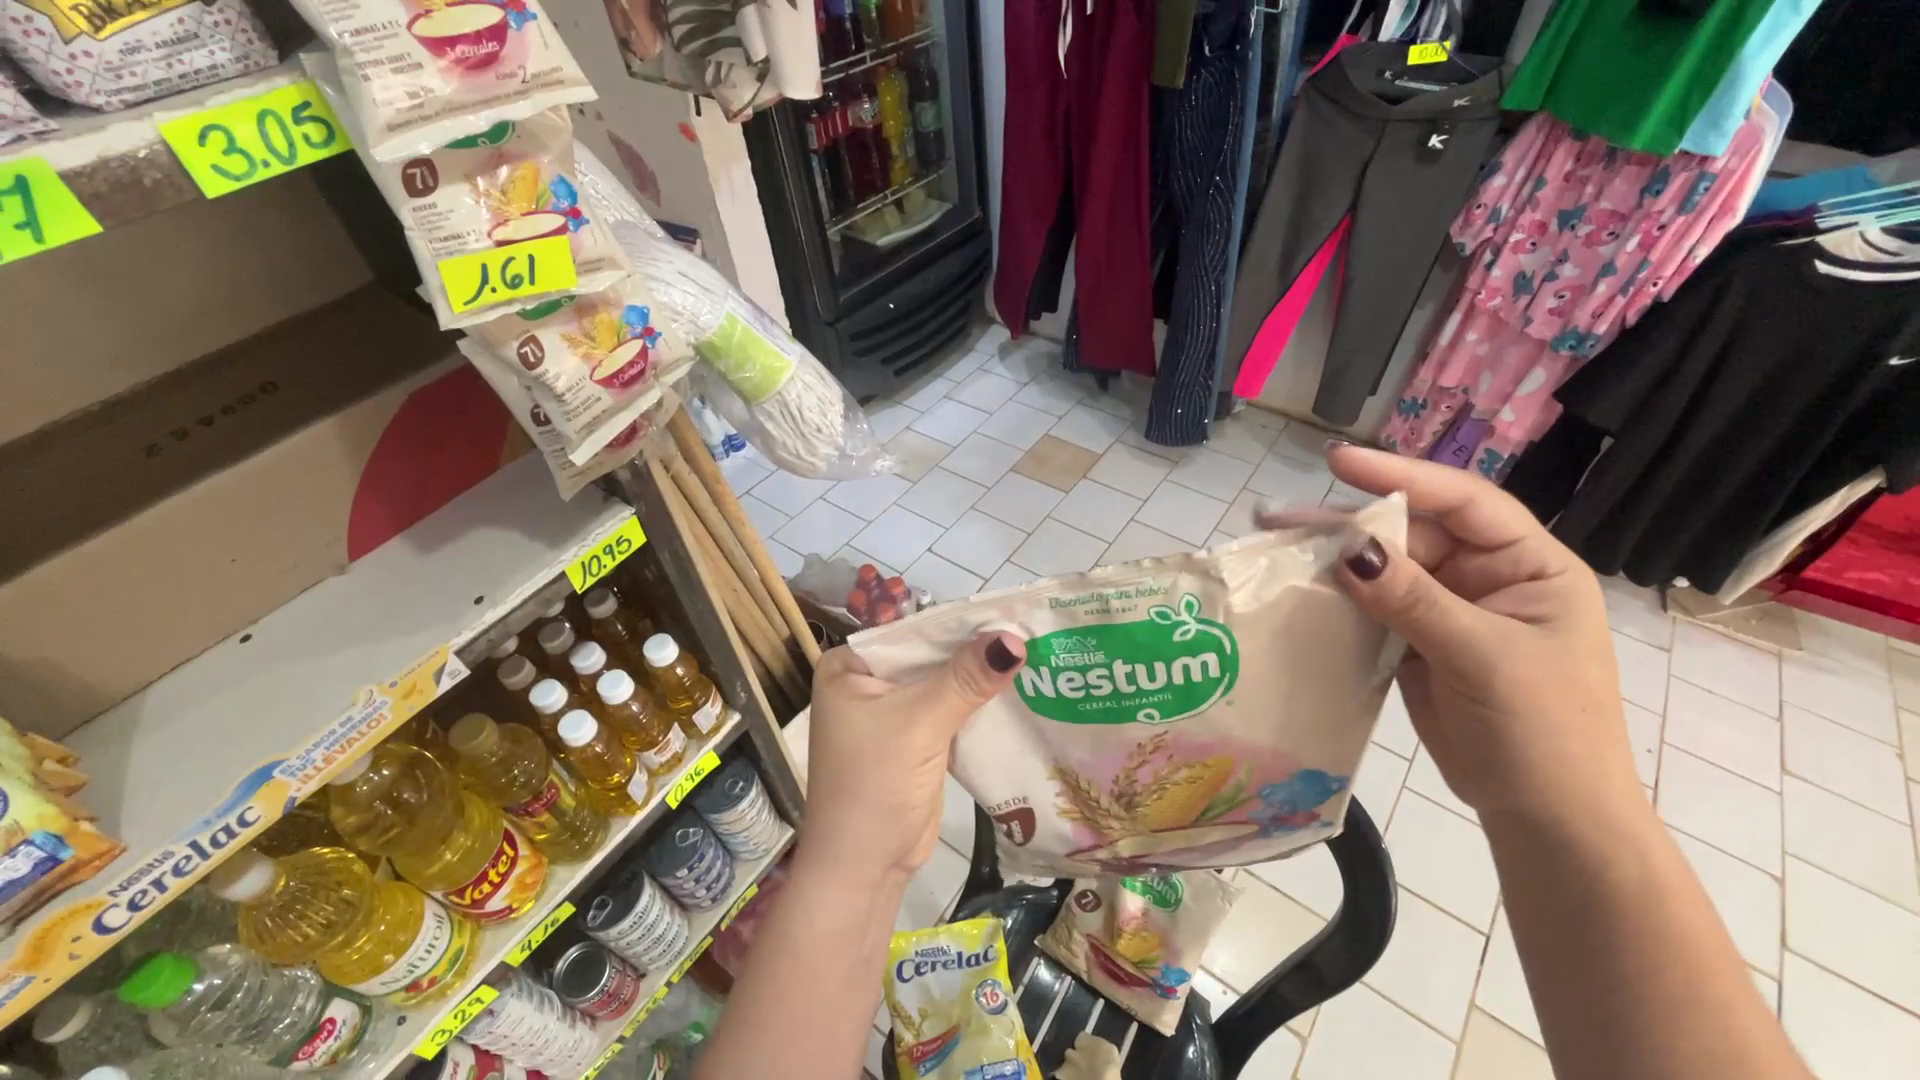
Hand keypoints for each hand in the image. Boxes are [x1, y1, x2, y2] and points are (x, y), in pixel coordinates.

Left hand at [799, 632, 1024, 882]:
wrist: (864, 867)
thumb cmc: (875, 785)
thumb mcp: (921, 724)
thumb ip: (967, 678)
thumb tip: (1013, 638)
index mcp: (849, 667)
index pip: (910, 630)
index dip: (958, 623)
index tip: (1009, 610)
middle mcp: (866, 683)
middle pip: (929, 656)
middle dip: (974, 650)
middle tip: (1031, 629)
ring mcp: (891, 714)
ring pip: (943, 683)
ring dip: (980, 677)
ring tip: (1036, 652)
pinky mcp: (915, 740)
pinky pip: (950, 710)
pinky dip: (977, 704)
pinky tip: (1018, 689)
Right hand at [1260, 445, 1639, 823]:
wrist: (1546, 817)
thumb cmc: (1544, 730)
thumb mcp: (1484, 656)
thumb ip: (1414, 599)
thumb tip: (1348, 550)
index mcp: (1528, 566)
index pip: (1463, 502)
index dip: (1401, 476)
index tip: (1340, 462)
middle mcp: (1486, 579)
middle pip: (1410, 535)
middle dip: (1348, 526)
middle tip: (1279, 518)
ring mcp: (1448, 613)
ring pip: (1383, 573)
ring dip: (1334, 565)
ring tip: (1277, 551)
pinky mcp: (1416, 646)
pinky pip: (1371, 612)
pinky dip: (1337, 605)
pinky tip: (1299, 596)